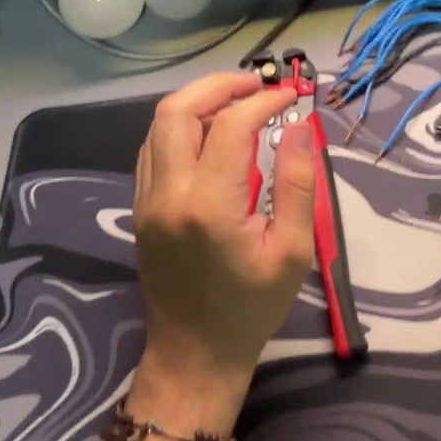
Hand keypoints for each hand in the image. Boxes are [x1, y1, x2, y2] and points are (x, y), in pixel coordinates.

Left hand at [133, 73, 317, 406]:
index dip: (263, 101)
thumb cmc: (251, 308)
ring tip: (239, 104)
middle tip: (257, 86)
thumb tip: (300, 127)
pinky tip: (211, 135)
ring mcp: (146, 200)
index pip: (231, 126)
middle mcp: (168, 194)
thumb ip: (297, 184)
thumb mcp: (292, 251)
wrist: (194, 355)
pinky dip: (181, 127)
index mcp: (208, 205)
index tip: (291, 97)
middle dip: (219, 86)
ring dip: (198, 103)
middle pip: (177, 110)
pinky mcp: (140, 208)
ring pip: (159, 125)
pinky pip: (154, 149)